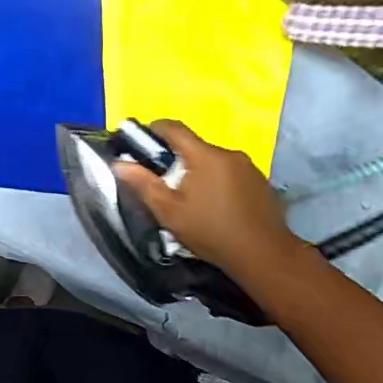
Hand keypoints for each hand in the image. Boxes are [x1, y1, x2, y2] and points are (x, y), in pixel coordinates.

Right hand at [113, 119, 312, 280]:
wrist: (262, 253)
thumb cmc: (210, 232)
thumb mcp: (169, 212)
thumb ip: (143, 184)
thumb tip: (119, 164)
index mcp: (205, 156)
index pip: (174, 129)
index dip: (153, 130)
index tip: (139, 141)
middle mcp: (229, 153)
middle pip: (195, 148)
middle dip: (176, 160)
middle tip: (163, 184)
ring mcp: (249, 166)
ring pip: (214, 162)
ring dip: (199, 172)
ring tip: (191, 200)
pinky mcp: (261, 181)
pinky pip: (231, 174)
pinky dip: (218, 183)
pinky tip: (215, 207)